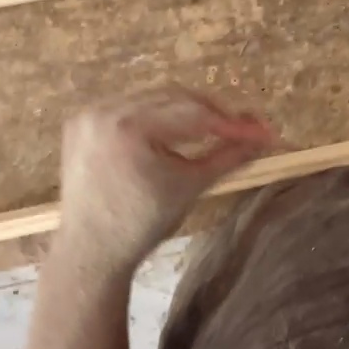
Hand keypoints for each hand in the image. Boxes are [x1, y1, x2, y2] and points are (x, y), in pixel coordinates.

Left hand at [49, 86, 274, 284]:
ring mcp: (90, 115)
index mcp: (130, 127)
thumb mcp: (191, 186)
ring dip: (185, 111)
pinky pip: (130, 109)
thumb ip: (229, 156)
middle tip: (242, 128)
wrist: (91, 250)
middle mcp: (105, 111)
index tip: (262, 131)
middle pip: (174, 98)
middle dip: (211, 113)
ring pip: (153, 100)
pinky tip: (174, 132)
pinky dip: (157, 117)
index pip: (194, 113)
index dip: (232, 123)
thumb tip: (265, 138)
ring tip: (213, 130)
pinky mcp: (83, 123)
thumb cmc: (143, 223)